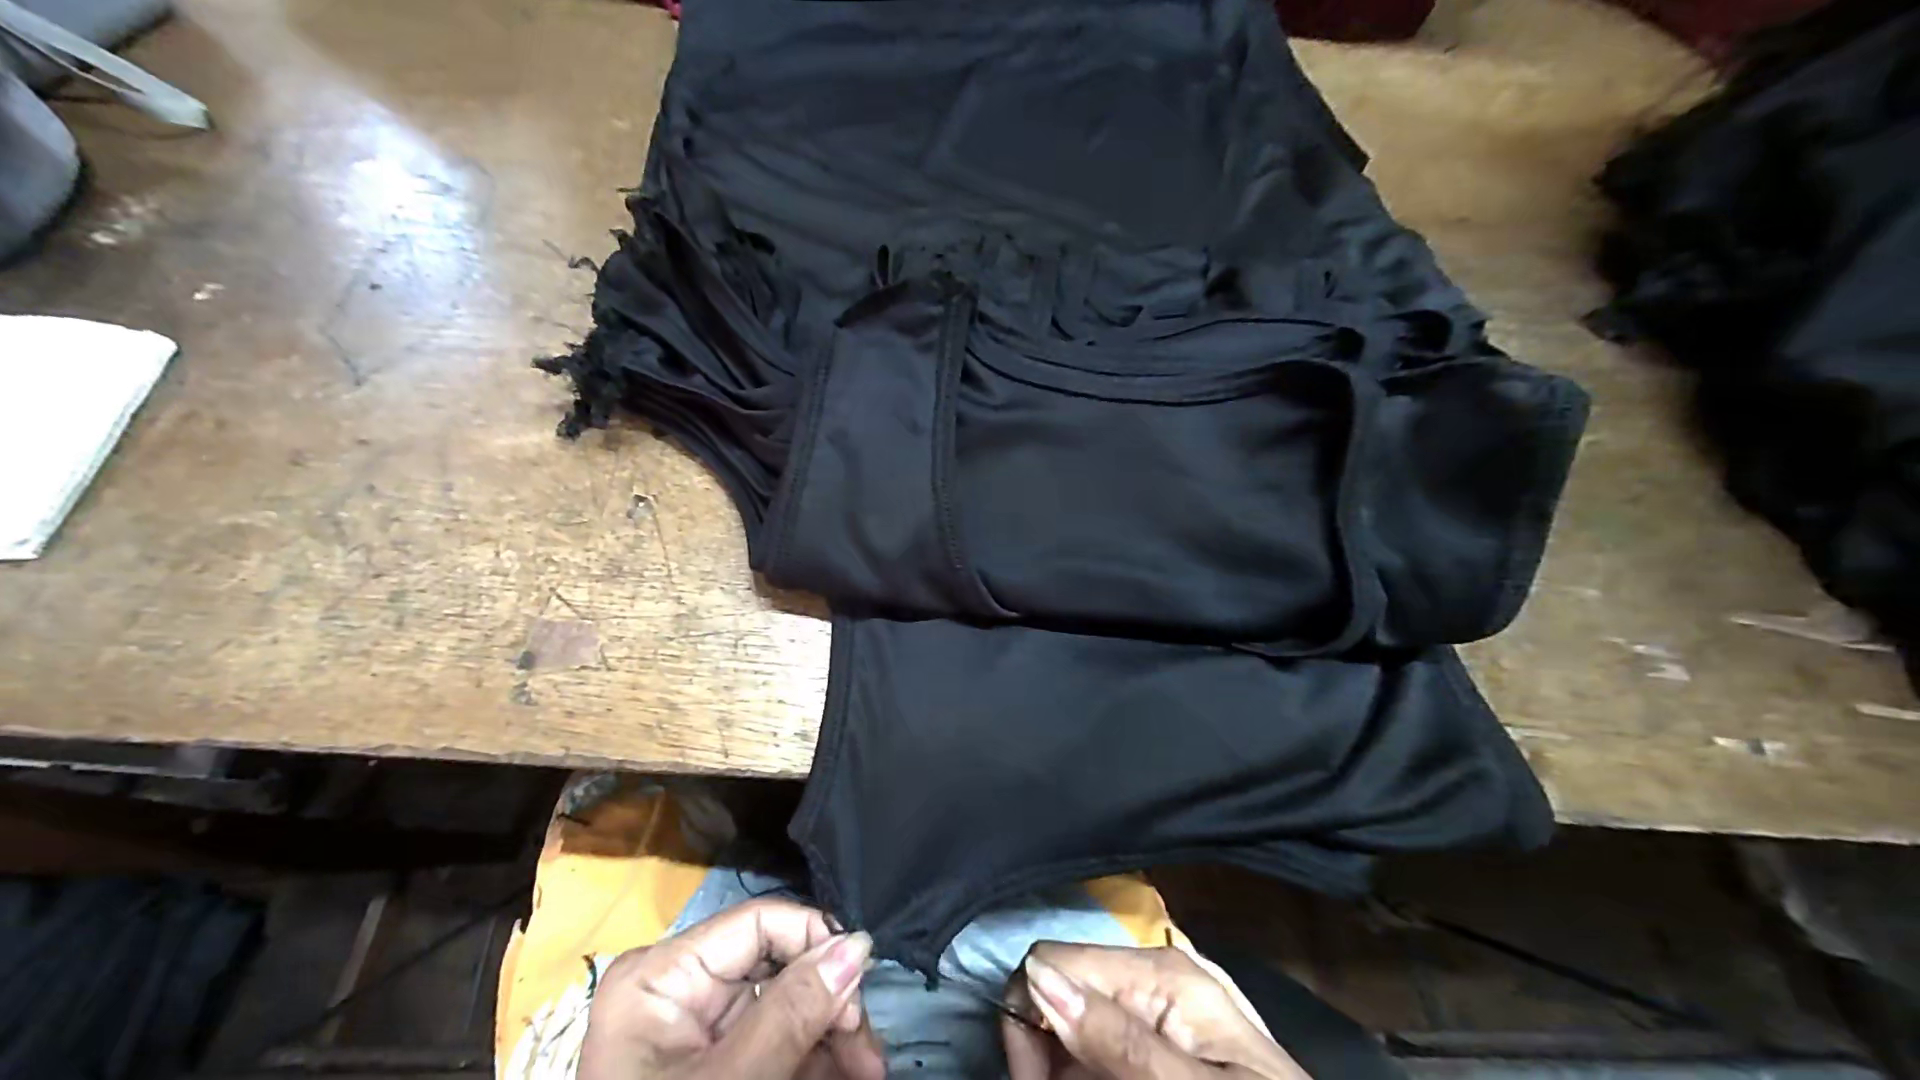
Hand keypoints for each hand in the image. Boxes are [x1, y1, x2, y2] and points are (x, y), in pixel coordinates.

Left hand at [578, 898, 885, 1079]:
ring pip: (788, 1005)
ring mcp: (700, 1030)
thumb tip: (858, 943)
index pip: (759, 922)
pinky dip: (815, 1059)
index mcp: (663, 975)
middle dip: (832, 1002)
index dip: (817, 941)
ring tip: (870, 1071)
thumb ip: (794, 1011)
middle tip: (871, 1053)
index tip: (863, 984)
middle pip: (780, 964)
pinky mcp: (720, 1064)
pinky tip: (847, 1073)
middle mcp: (682, 989)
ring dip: (833, 1035)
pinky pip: (779, 1042)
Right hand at [1001, 943, 1309, 1079]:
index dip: (1028, 1022)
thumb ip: (1120, 1040)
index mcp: (1161, 973)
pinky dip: (1084, 1071)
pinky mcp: (1161, 1042)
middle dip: (1043, 1051)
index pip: (1053, 962)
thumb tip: (1037, 975)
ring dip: (1060, 1067)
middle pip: (1059, 993)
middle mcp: (1153, 978)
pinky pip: (1101, 1047)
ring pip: (1072, 1027)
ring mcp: (1157, 1012)